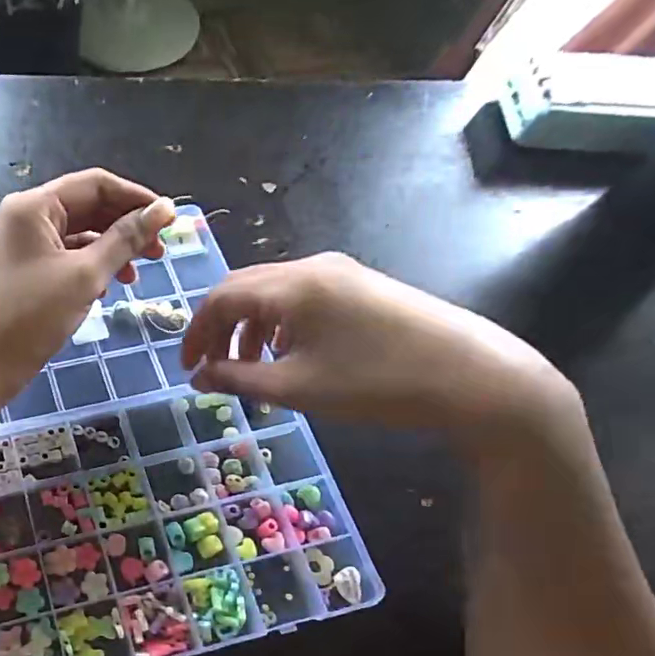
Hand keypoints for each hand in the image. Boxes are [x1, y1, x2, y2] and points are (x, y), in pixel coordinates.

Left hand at [0, 170, 175, 401]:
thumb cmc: (33, 317)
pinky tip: (110, 288)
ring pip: (79, 236)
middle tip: (159, 253)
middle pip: (88, 208)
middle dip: (126, 227)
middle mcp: (26, 217)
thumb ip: (125, 240)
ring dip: (112, 250)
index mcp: (34, 206)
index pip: (96, 184)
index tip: (170, 220)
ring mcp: (23, 246)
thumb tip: (164, 210)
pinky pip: (66, 258)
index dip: (137, 199)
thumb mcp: (85, 276)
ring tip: (137, 275)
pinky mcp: (25, 272)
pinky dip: (91, 268)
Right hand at [181, 253, 580, 456]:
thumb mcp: (296, 388)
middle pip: (245, 288)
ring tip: (250, 370)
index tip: (187, 369)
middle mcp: (312, 267)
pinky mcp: (362, 287)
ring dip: (250, 328)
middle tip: (211, 369)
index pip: (222, 297)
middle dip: (220, 328)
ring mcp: (341, 273)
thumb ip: (239, 379)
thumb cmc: (373, 383)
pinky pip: (302, 299)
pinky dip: (280, 325)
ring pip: (274, 294)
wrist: (467, 374)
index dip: (197, 332)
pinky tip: (289, 356)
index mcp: (291, 286)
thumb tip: (200, 377)